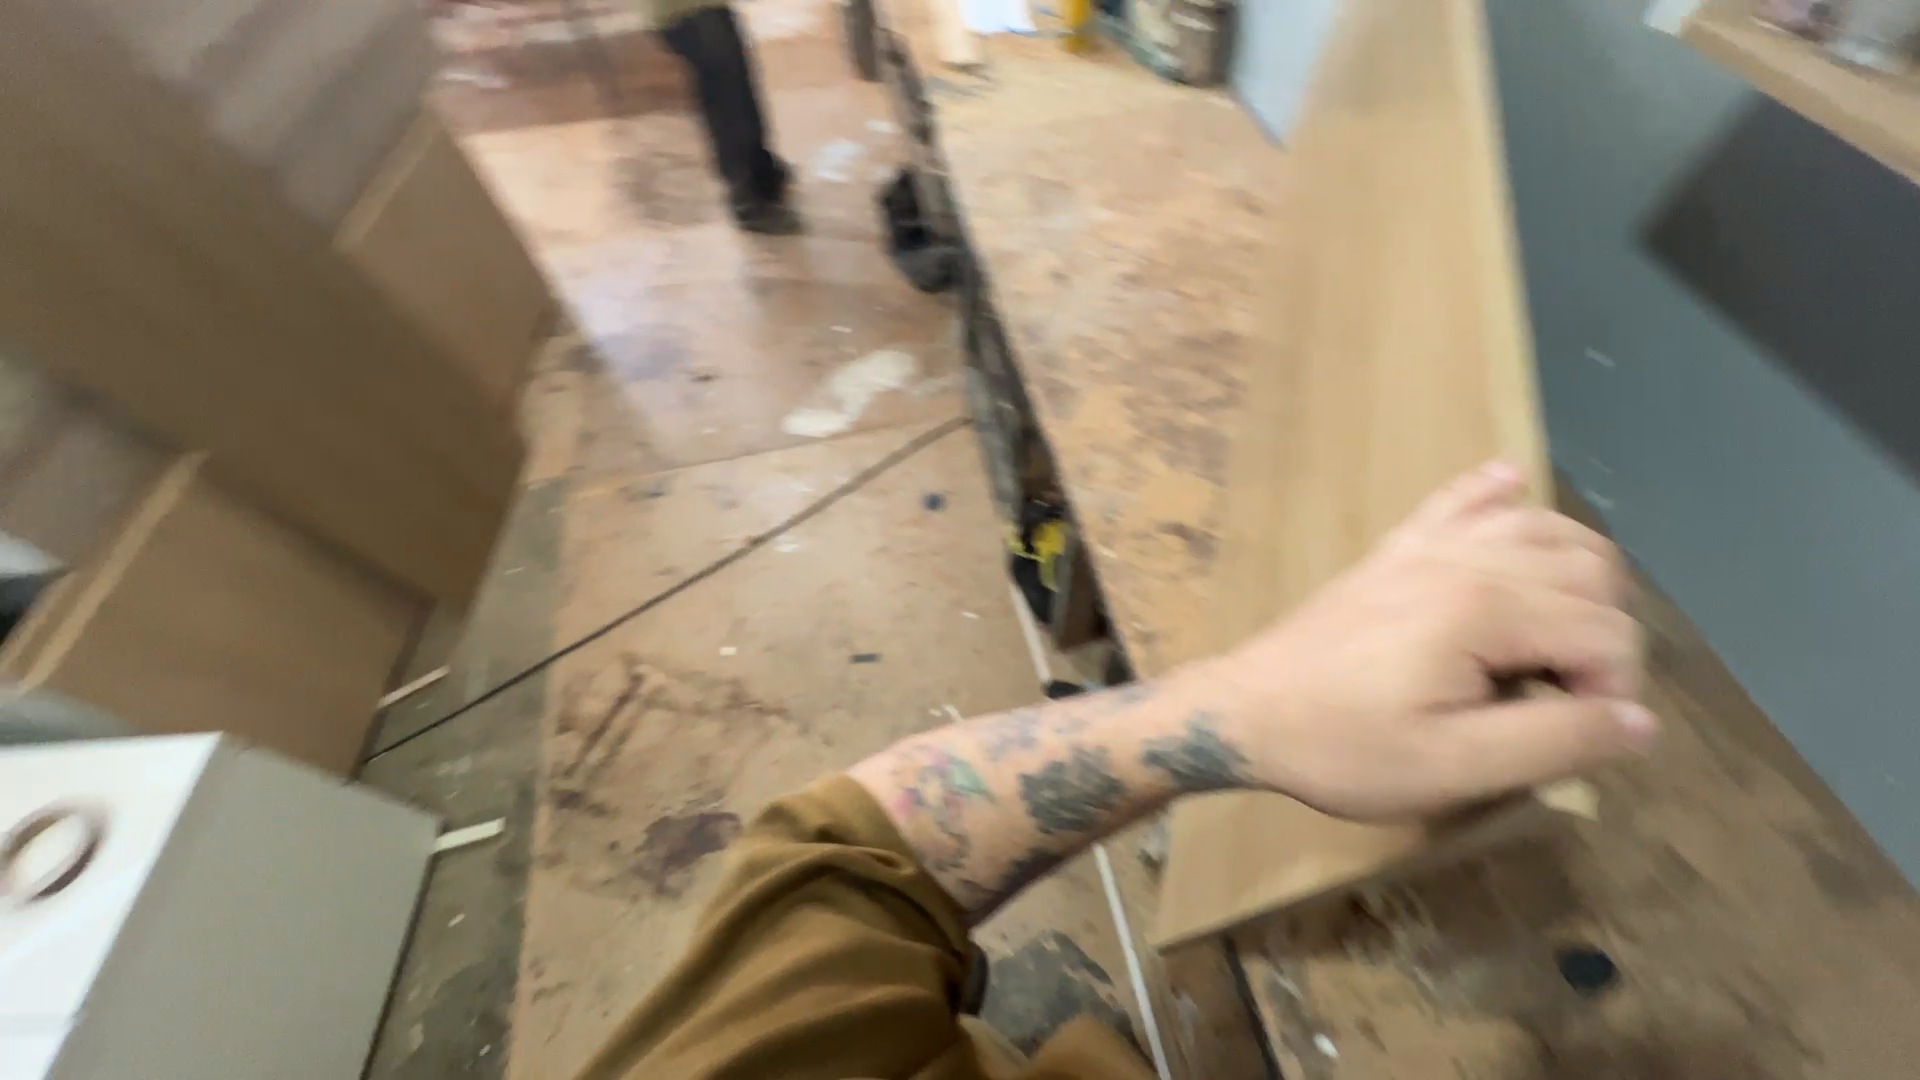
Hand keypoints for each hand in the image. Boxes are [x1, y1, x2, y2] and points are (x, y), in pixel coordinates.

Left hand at [1208, 461, 1656, 819]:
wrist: (1244, 712)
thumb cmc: (1341, 745)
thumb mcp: (1453, 766)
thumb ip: (1557, 740)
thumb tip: (1639, 716)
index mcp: (1482, 608)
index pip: (1609, 631)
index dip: (1609, 690)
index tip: (1561, 731)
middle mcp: (1459, 559)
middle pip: (1588, 569)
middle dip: (1598, 633)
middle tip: (1550, 694)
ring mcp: (1418, 549)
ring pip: (1537, 526)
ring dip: (1572, 572)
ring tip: (1553, 635)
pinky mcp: (1389, 554)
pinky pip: (1453, 504)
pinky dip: (1491, 496)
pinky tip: (1509, 486)